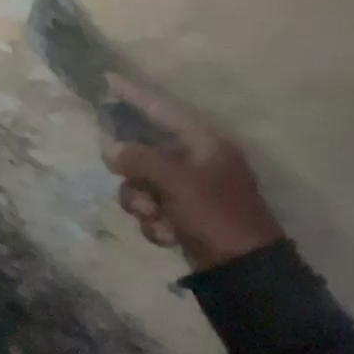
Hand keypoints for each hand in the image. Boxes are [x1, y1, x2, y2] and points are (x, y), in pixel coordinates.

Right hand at [100, 74, 285, 271]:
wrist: (246, 274)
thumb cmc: (215, 214)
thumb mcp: (174, 181)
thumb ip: (138, 157)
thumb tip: (110, 149)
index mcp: (203, 143)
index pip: (161, 108)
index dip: (133, 94)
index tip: (106, 80)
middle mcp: (195, 160)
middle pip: (143, 147)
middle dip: (132, 168)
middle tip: (121, 171)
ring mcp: (189, 188)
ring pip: (141, 179)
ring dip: (140, 199)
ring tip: (153, 216)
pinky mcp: (183, 213)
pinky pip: (150, 204)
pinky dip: (153, 220)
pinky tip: (166, 233)